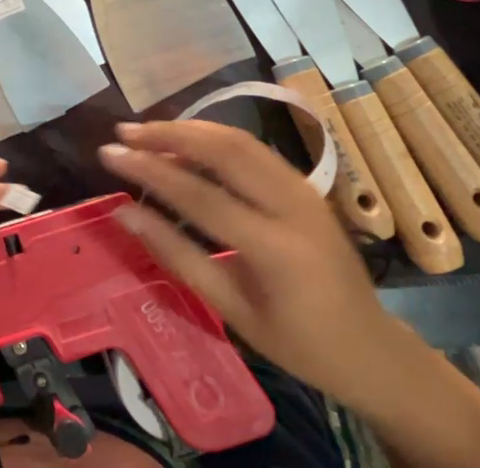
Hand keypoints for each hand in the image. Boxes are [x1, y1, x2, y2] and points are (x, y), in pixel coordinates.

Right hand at [100, 121, 402, 404]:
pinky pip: (255, 149)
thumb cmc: (297, 342)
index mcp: (275, 249)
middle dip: (168, 134)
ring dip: (190, 129)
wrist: (371, 349)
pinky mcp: (307, 186)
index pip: (200, 195)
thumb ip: (176, 255)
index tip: (108, 153)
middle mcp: (294, 207)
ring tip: (146, 130)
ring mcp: (305, 191)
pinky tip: (186, 142)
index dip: (149, 169)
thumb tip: (123, 213)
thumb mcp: (231, 309)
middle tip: (124, 131)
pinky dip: (214, 138)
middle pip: (224, 150)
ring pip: (241, 139)